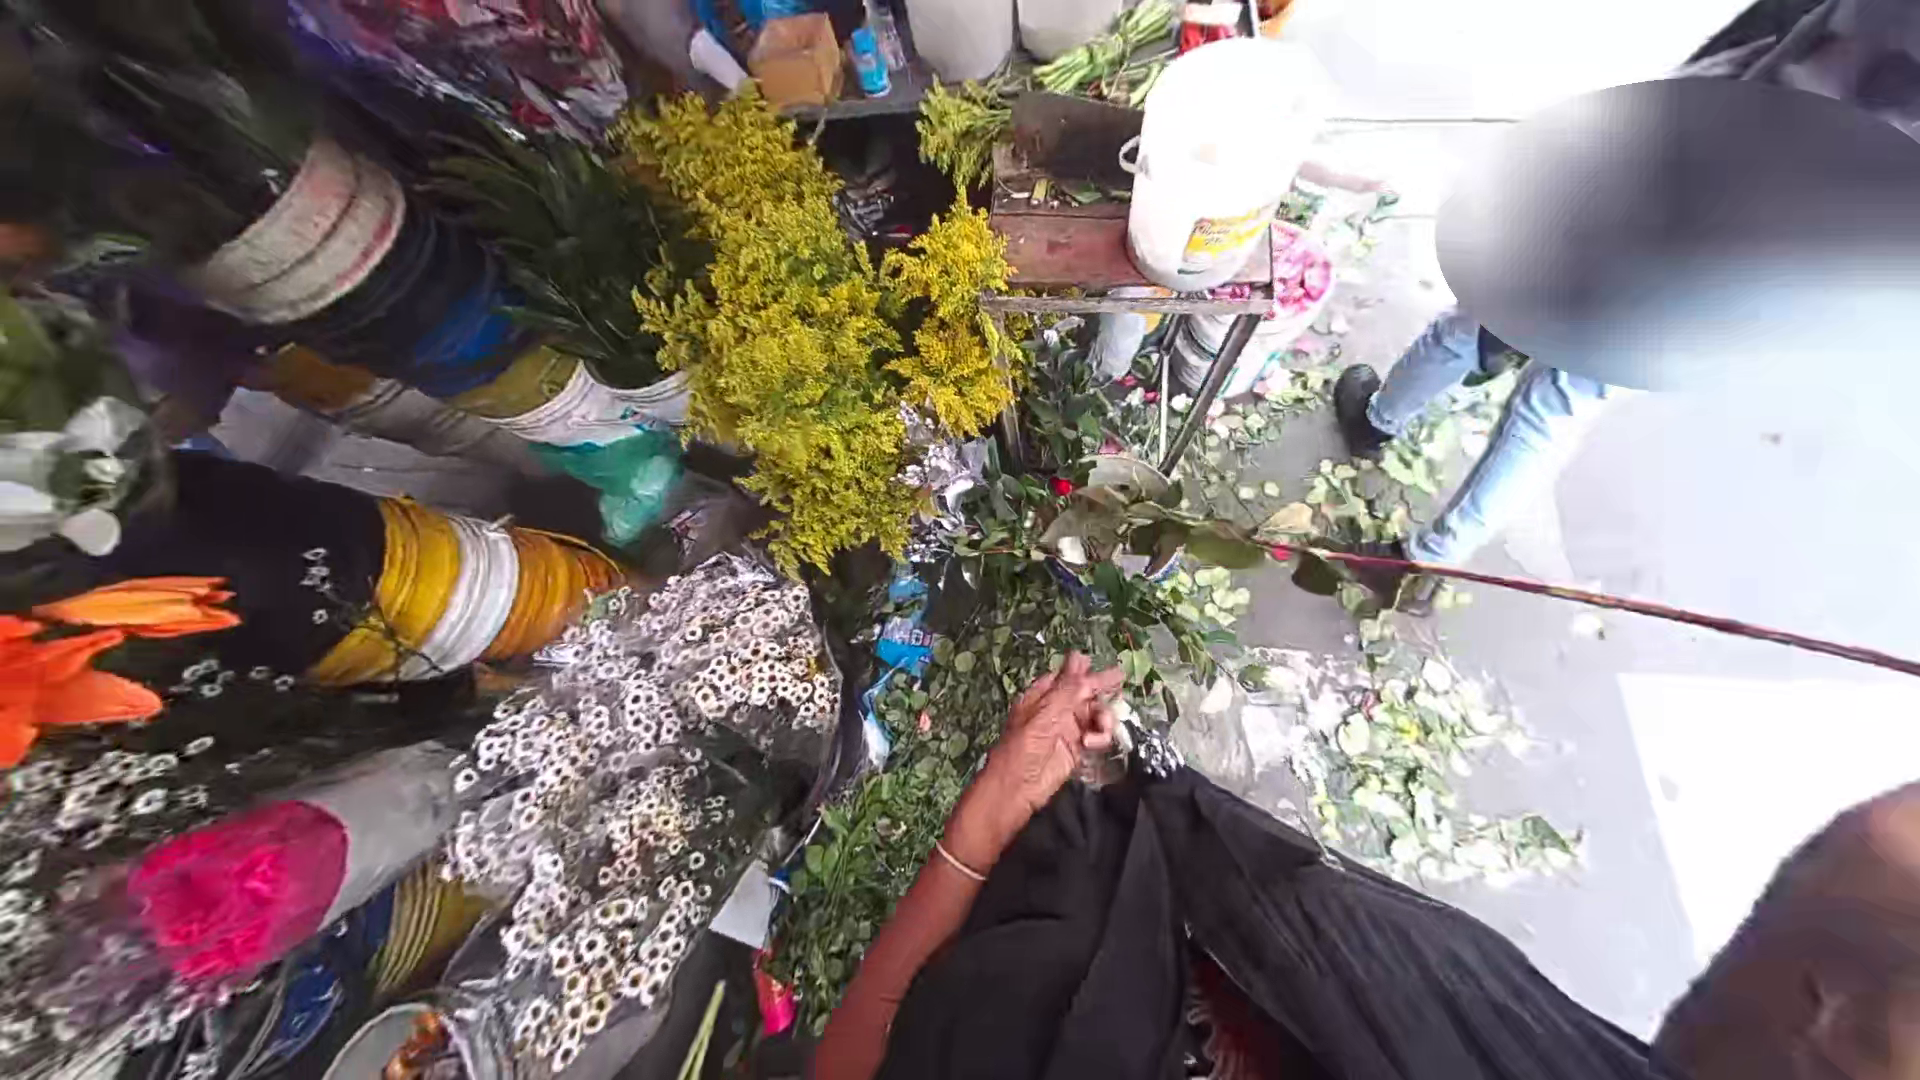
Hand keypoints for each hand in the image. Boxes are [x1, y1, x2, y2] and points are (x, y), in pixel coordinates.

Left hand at [942, 653, 1122, 872]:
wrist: (1017, 789)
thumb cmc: (1024, 747)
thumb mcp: (1045, 714)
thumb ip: (1067, 689)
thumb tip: (1080, 657)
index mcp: (1042, 695)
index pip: (1067, 676)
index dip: (1085, 671)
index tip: (1109, 668)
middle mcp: (1056, 709)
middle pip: (1085, 693)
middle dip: (1101, 690)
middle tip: (1118, 683)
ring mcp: (1067, 729)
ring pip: (1095, 713)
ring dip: (1103, 717)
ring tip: (1101, 726)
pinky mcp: (1077, 749)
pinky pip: (1096, 735)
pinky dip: (1100, 737)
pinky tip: (1092, 743)